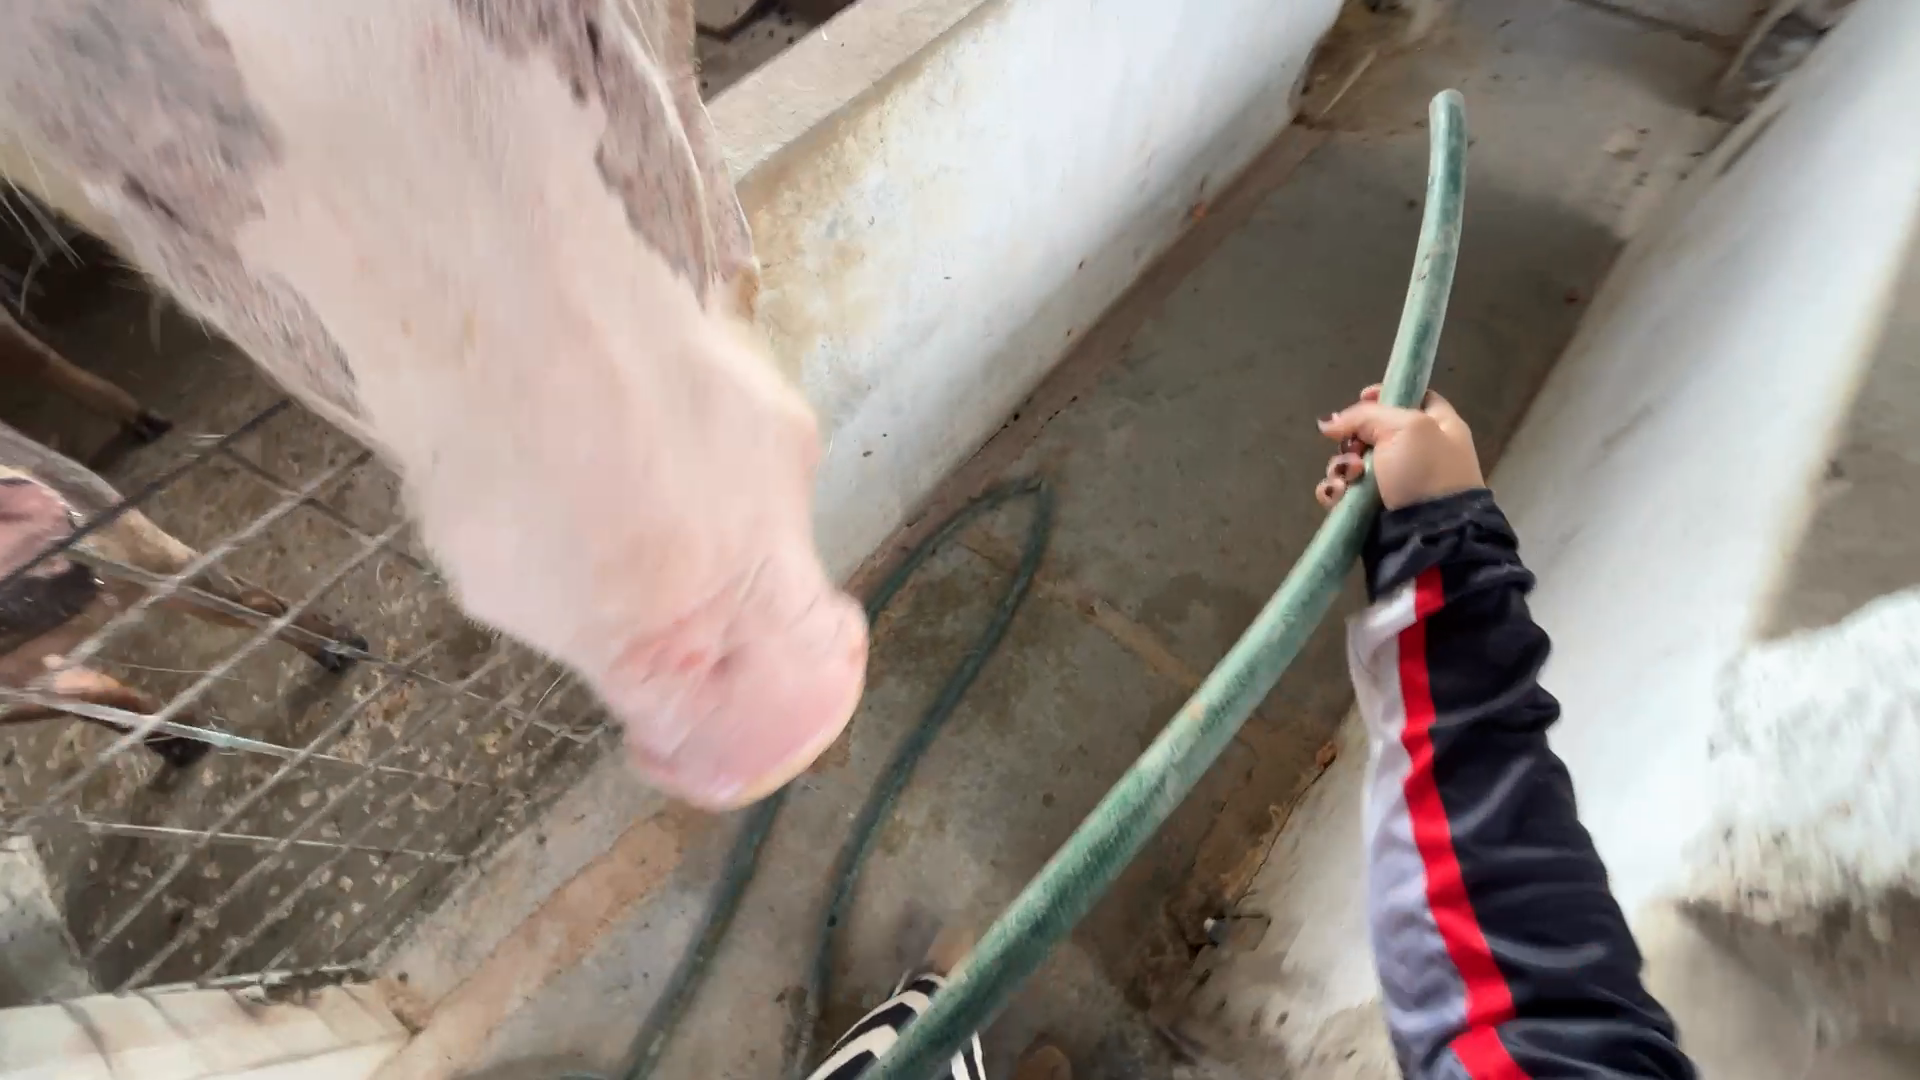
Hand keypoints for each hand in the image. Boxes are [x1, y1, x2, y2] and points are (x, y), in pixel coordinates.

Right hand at [1314, 385, 1483, 510]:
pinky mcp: (1370, 506)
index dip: (1385, 394)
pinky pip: (1341, 490)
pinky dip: (1334, 490)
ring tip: (1349, 478)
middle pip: (1370, 432)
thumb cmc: (1427, 472)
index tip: (1361, 397)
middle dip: (1351, 438)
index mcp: (1437, 426)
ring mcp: (1391, 481)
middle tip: (1353, 448)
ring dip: (1340, 466)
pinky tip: (1338, 494)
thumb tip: (1327, 423)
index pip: (1412, 397)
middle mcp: (1413, 452)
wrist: (1429, 533)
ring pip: (1350, 462)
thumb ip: (1365, 416)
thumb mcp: (1405, 427)